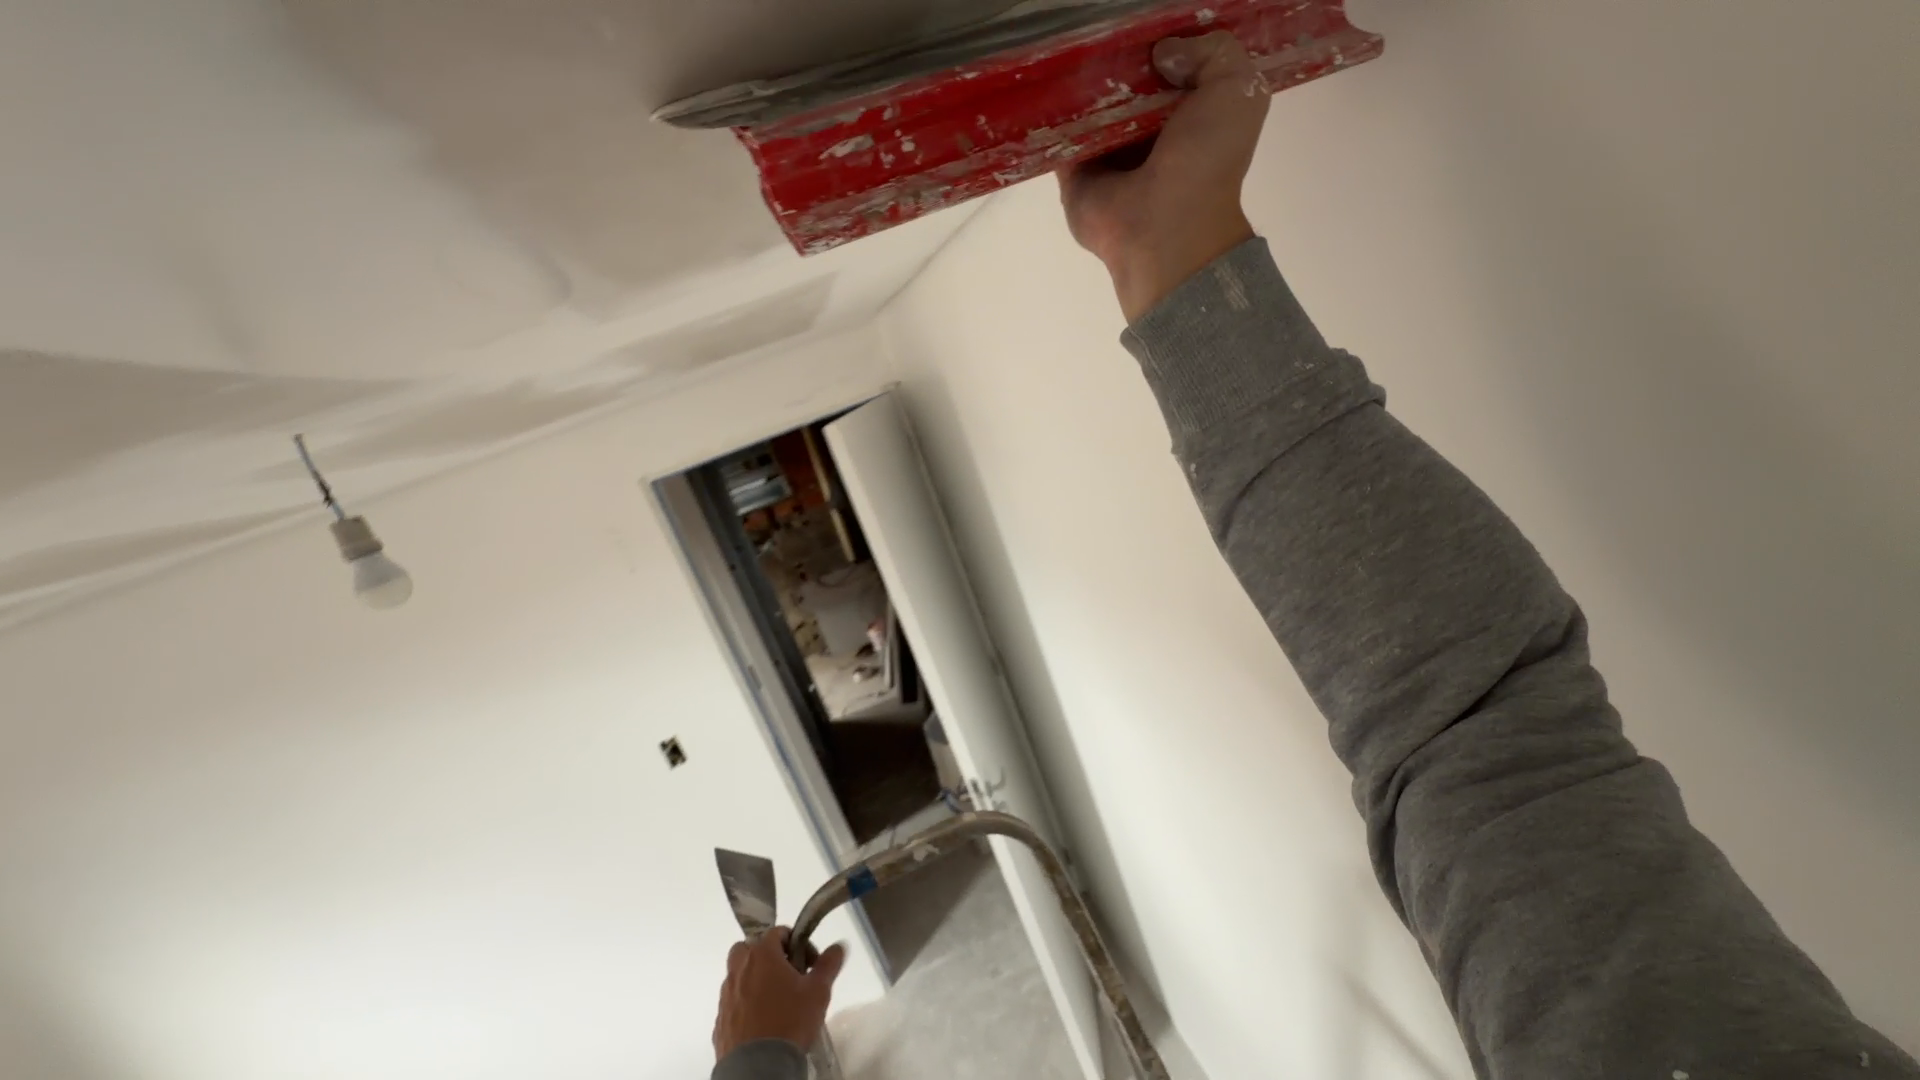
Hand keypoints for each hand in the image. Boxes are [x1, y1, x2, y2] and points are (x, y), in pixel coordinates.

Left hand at [711, 928, 846, 1060]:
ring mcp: (726, 994)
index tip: (809, 962)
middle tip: (786, 974)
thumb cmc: (790, 1021)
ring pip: (738, 974)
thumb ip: (829, 964)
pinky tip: (761, 1021)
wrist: (758, 1067)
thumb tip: (838, 946)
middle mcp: (740, 968)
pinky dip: (744, 1003)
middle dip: (767, 955)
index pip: (778, 932)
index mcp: (763, 955)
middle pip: (750, 948)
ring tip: (775, 1000)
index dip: (797, 942)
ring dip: (754, 978)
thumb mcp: (819, 991)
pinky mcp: (720, 1019)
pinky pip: (733, 1001)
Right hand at [1059, 32, 1271, 320]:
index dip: (1160, 39)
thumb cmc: (1207, 161)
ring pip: (1089, 104)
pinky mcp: (1073, 174)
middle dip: (1116, 55)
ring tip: (1072, 45)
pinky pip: (1058, 134)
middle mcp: (1147, 134)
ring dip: (1082, 79)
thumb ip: (1215, 52)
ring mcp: (1107, 155)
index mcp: (1188, 116)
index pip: (1170, 66)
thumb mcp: (1237, 90)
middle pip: (1124, 81)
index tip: (1142, 22)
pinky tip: (1048, 82)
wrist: (1164, 227)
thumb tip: (1162, 50)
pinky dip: (1052, 113)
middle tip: (1102, 28)